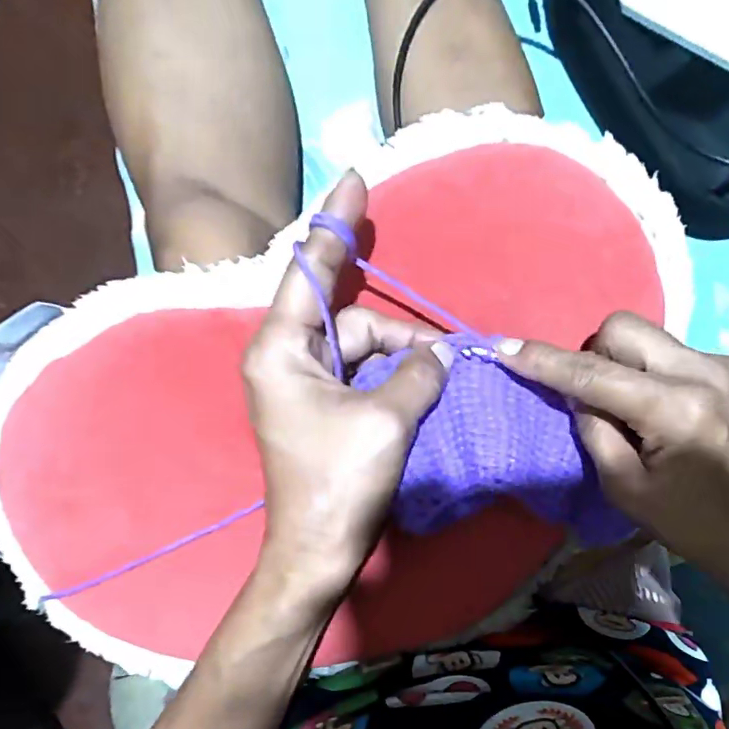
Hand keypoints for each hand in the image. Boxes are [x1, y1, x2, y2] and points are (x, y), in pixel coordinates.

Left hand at [243, 172, 453, 598]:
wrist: (319, 550)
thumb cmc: (340, 482)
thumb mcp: (387, 418)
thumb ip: (418, 371)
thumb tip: (441, 352)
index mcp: (281, 350)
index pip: (310, 270)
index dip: (335, 225)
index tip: (356, 179)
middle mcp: (286, 359)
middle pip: (350, 319)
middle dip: (399, 334)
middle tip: (447, 356)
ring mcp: (304, 388)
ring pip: (363, 351)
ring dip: (403, 362)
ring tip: (439, 383)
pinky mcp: (323, 412)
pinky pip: (363, 377)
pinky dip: (394, 380)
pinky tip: (424, 390)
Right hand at [497, 313, 728, 627]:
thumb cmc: (682, 519)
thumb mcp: (622, 486)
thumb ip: (593, 429)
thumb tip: (576, 390)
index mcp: (678, 412)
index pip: (597, 374)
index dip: (547, 362)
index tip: (507, 348)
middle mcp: (705, 373)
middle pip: (623, 329)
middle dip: (592, 356)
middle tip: (593, 400)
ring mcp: (724, 364)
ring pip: (645, 335)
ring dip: (621, 363)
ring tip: (629, 408)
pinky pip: (668, 350)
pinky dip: (648, 371)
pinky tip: (660, 407)